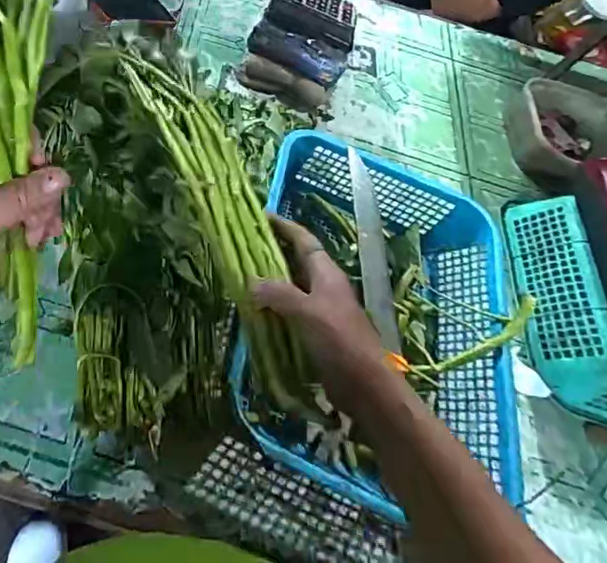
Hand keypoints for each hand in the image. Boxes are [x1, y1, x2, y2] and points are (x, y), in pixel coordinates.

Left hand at [0, 137, 67, 348]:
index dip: (21, 145)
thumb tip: (64, 175)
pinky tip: (41, 240)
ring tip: (38, 236)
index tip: (38, 167)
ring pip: (23, 191)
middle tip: (39, 216)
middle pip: (15, 163)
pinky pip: (22, 216)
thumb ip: (21, 195)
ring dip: (38, 209)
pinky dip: (35, 224)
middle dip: (35, 187)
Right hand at [252, 217, 399, 414]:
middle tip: (239, 244)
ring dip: (266, 280)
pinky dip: (269, 305)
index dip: (283, 226)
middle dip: (268, 251)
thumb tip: (250, 281)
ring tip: (238, 273)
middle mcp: (323, 287)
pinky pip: (287, 310)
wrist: (369, 391)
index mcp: (326, 274)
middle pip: (293, 260)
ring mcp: (319, 310)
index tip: (259, 215)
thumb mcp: (307, 312)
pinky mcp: (314, 332)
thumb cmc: (341, 343)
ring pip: (288, 286)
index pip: (303, 240)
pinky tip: (250, 309)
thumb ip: (277, 292)